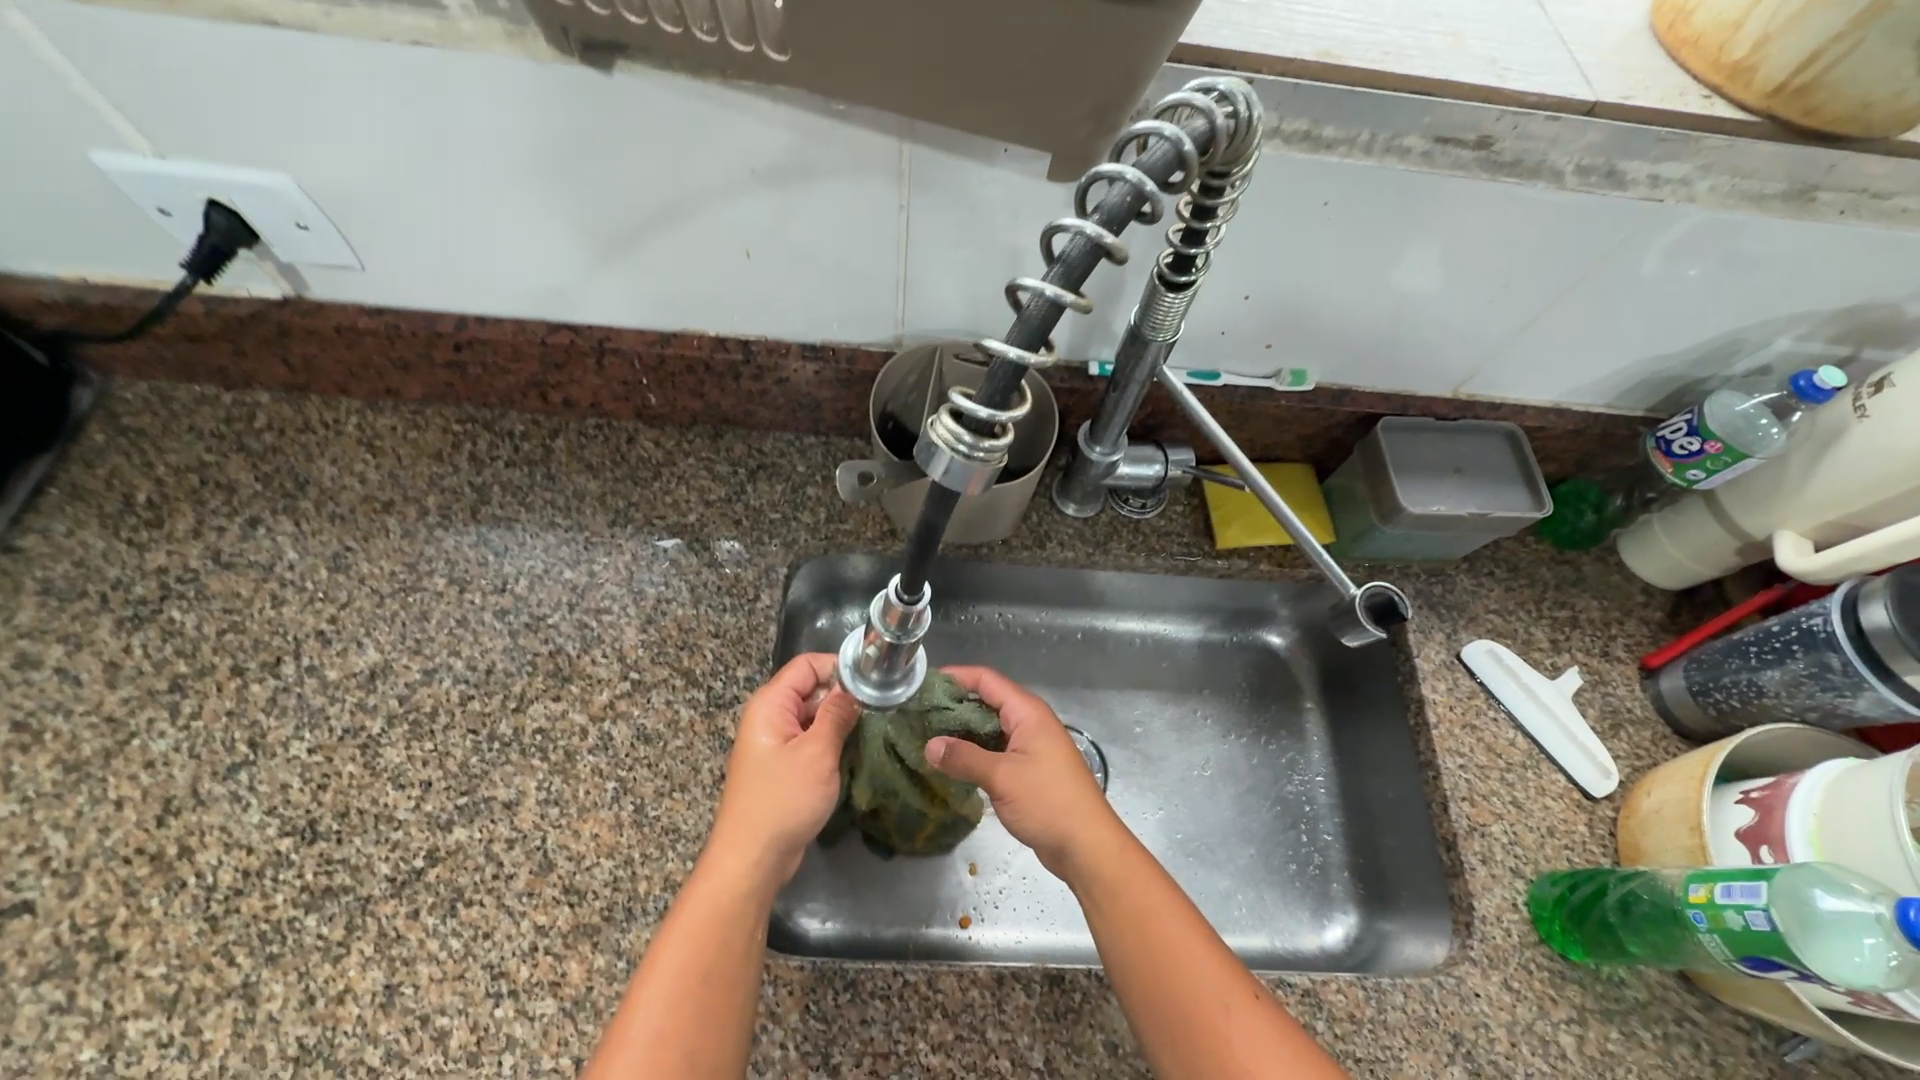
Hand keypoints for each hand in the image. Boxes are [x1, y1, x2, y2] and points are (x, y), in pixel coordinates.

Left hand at [707, 653, 860, 887]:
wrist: (753, 859)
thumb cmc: (783, 800)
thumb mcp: (817, 753)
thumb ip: (837, 715)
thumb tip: (854, 690)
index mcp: (770, 705)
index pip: (807, 665)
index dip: (839, 667)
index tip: (873, 680)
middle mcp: (770, 718)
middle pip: (811, 690)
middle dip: (844, 696)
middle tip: (882, 708)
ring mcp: (776, 744)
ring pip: (814, 718)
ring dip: (840, 722)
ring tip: (876, 728)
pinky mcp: (783, 768)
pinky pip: (811, 742)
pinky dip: (831, 744)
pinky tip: (856, 753)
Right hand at [924, 666, 1122, 878]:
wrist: (1086, 845)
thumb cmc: (1048, 802)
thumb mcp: (1002, 777)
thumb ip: (964, 758)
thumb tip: (930, 746)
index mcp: (1028, 713)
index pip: (988, 680)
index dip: (957, 677)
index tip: (926, 683)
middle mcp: (1030, 723)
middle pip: (989, 702)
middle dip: (956, 705)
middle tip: (920, 713)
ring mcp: (1031, 748)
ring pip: (992, 729)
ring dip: (964, 732)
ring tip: (929, 736)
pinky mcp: (1030, 771)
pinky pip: (997, 751)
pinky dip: (975, 753)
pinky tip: (953, 763)